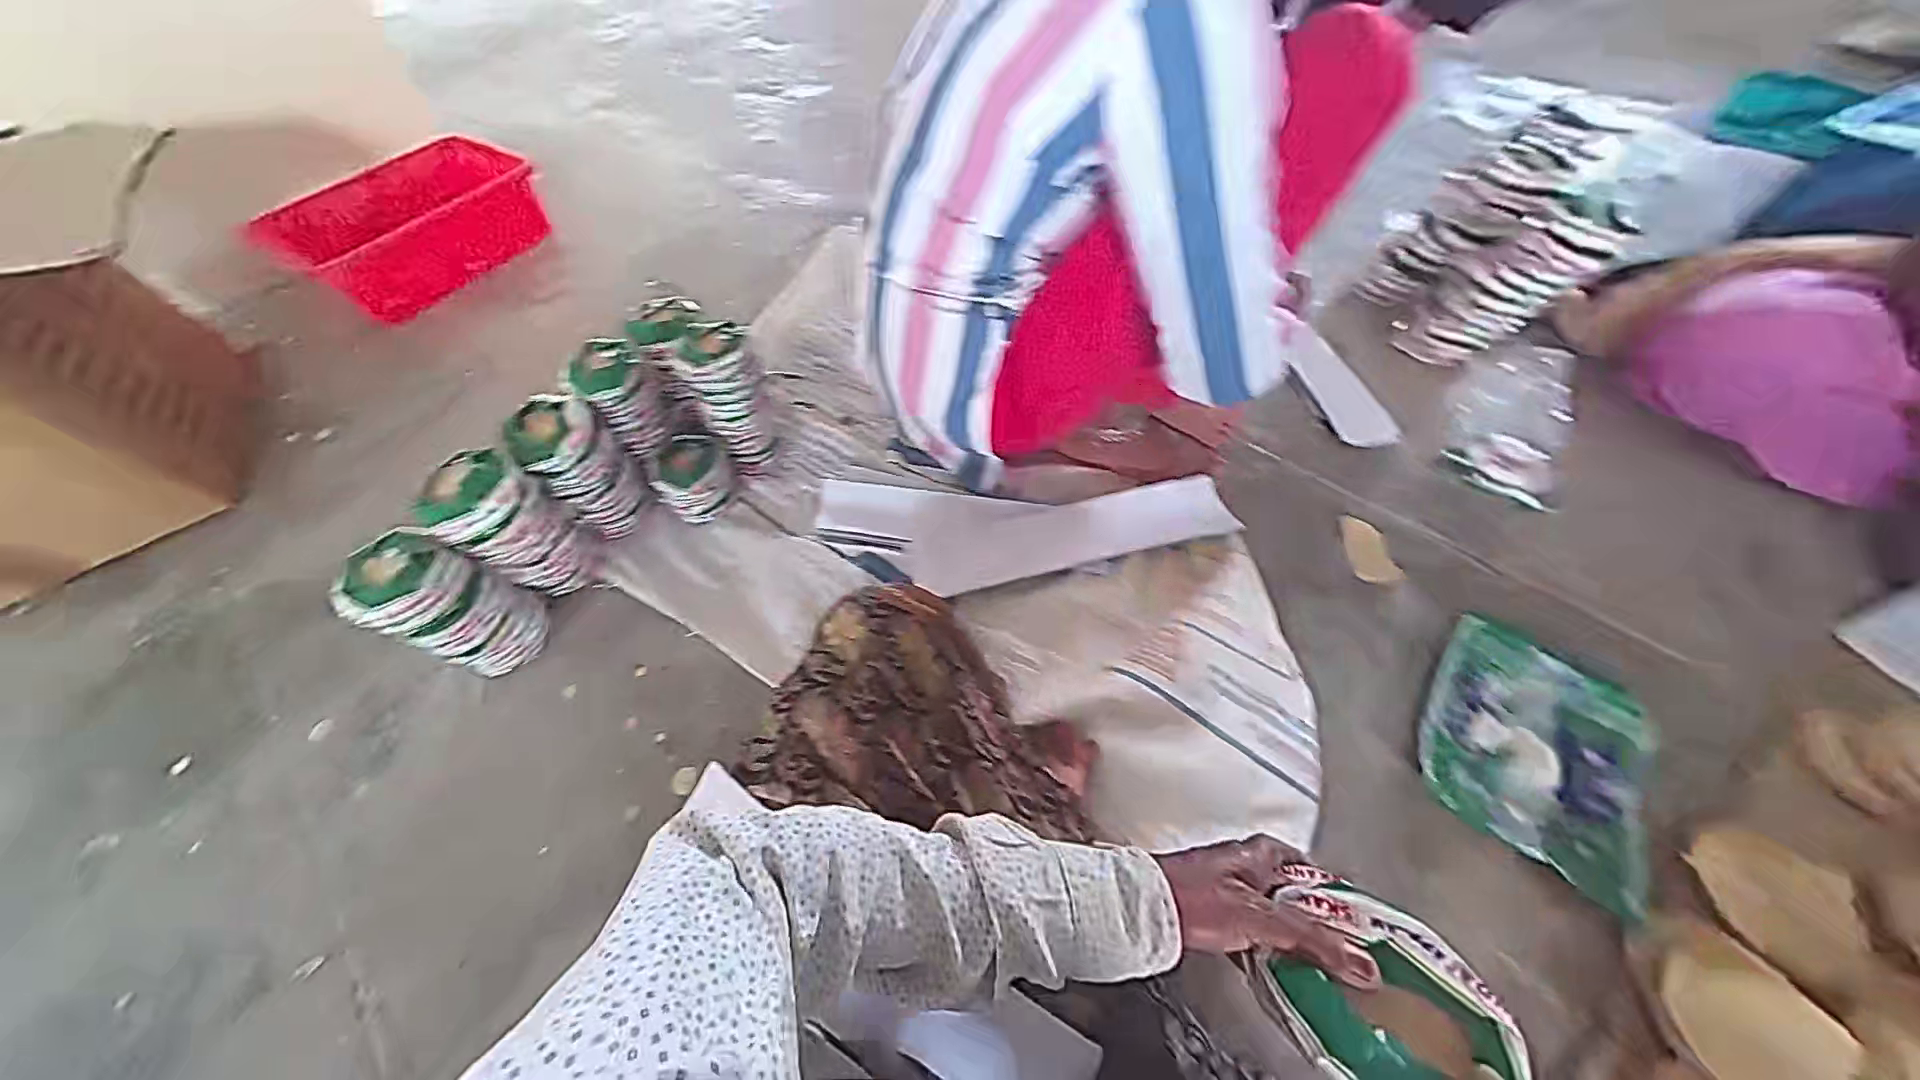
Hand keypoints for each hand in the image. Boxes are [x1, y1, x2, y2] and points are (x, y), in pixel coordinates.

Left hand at [1154, 836, 1380, 988]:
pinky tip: (1277, 966)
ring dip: (1293, 936)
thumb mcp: (1259, 918)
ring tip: (1318, 964)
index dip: (1336, 893)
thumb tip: (1360, 961)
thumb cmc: (1192, 897)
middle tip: (1344, 950)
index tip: (1361, 921)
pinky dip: (1269, 945)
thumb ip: (1310, 939)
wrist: (1145, 909)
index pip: (1311, 869)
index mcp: (1258, 854)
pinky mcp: (1216, 908)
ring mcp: (1229, 886)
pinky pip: (1254, 927)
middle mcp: (1245, 864)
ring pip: (1274, 912)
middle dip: (1318, 921)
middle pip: (1294, 893)